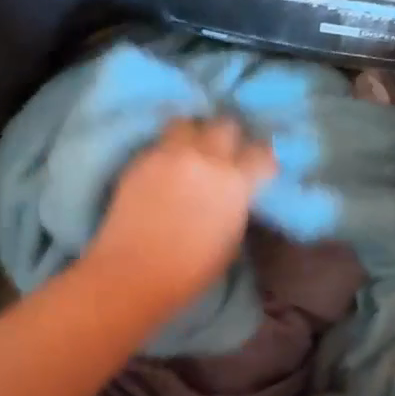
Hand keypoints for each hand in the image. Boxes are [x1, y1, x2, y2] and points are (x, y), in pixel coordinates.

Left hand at [83, 116, 277, 313]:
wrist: (133, 272)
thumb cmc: (191, 269)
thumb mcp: (231, 237)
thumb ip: (236, 203)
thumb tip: (235, 192)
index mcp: (235, 181)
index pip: (261, 153)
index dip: (261, 161)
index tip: (257, 169)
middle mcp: (205, 157)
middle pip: (225, 125)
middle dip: (229, 137)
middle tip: (225, 154)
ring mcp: (171, 154)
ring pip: (188, 123)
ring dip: (194, 134)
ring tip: (191, 151)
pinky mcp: (142, 158)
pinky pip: (161, 142)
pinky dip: (168, 150)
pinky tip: (166, 169)